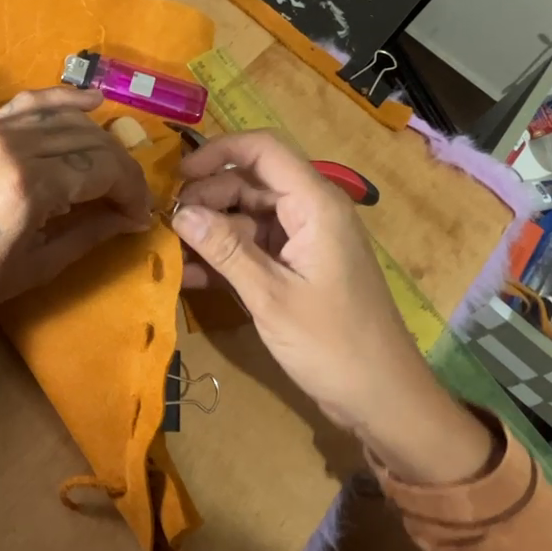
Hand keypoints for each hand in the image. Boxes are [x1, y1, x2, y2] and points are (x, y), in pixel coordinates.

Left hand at [0, 88, 151, 387]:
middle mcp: (14, 146)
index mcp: (30, 185)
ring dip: (97, 139)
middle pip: (89, 140)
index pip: (103, 169)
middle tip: (131, 200)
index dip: (131, 191)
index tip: (142, 215)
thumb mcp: (38, 265)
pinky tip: (91, 100)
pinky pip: (28, 104)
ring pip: (64, 120)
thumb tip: (133, 219)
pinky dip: (61, 100)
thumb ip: (91, 231)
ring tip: (113, 167)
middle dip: (120, 169)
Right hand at [170, 131, 494, 484]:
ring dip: (210, 230)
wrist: (384, 400)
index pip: (263, 150)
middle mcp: (310, 212)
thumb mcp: (272, 297)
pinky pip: (254, 247)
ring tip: (170, 250)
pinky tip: (190, 275)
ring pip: (246, 215)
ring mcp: (304, 240)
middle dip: (207, 197)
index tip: (178, 175)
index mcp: (315, 204)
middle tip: (168, 225)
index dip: (218, 152)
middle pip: (249, 182)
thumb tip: (179, 212)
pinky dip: (225, 256)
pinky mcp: (297, 267)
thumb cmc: (334, 344)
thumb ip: (225, 250)